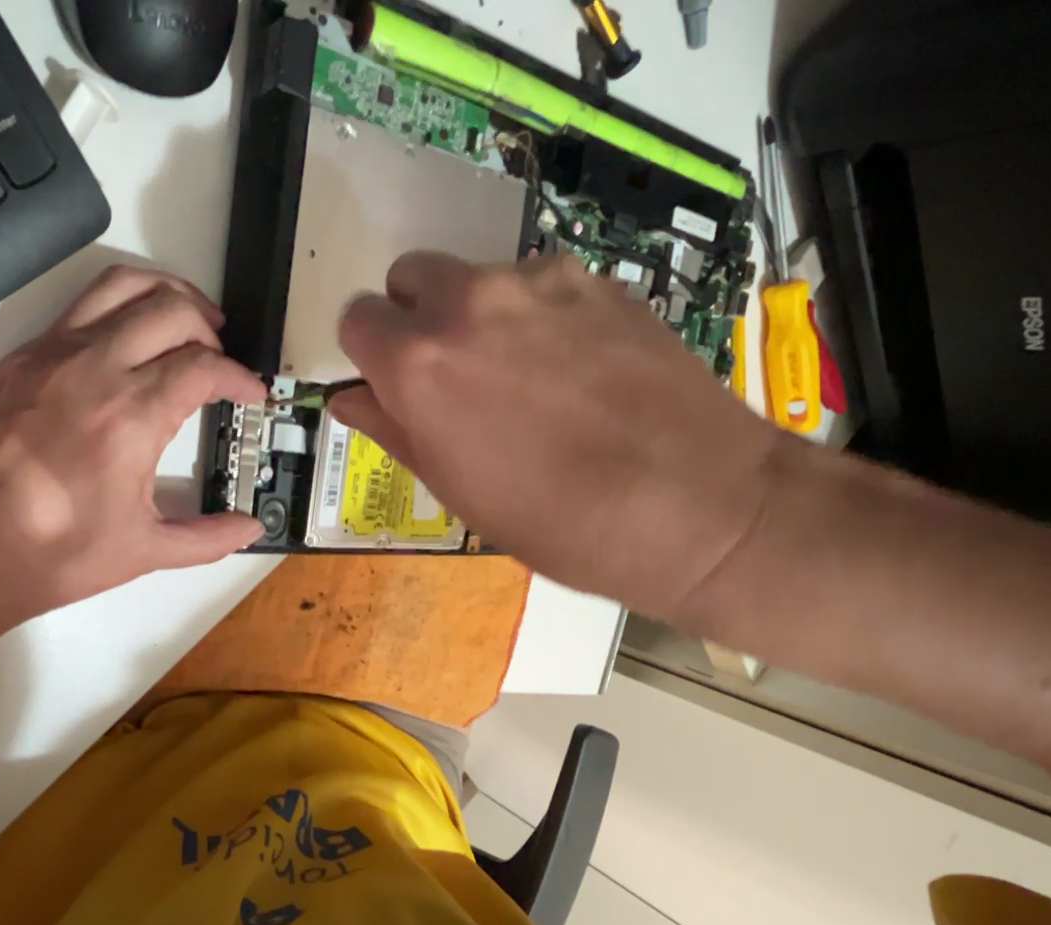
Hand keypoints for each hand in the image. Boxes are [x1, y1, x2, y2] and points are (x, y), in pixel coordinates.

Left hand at [0, 266, 265, 630]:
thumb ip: (207, 538)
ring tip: (183, 317)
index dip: (239, 377)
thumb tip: (250, 530)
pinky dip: (114, 308)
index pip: (205, 367)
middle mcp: (92, 370)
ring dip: (164, 293)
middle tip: (221, 355)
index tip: (248, 393)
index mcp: (130, 416)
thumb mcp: (140, 552)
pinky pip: (76, 308)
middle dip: (210, 325)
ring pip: (120, 286)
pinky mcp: (15, 360)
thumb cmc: (43, 557)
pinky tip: (121, 342)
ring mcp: (48, 357)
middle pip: (171, 309)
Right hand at [333, 251, 792, 620]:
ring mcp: (540, 282)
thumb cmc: (559, 522)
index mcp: (420, 361)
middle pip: (412, 276)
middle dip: (417, 316)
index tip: (393, 382)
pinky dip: (540, 313)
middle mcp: (470, 302)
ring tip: (526, 375)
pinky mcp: (599, 280)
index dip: (371, 352)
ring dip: (480, 313)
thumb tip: (353, 397)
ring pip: (480, 276)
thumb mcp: (457, 490)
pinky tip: (576, 366)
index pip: (356, 318)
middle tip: (452, 373)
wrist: (697, 505)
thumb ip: (395, 428)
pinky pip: (542, 283)